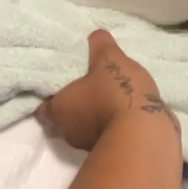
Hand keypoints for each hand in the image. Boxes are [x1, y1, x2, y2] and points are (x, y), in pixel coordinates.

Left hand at [37, 31, 177, 150]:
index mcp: (60, 109)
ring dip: (91, 122)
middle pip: (61, 123)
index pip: (42, 110)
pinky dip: (109, 130)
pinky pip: (104, 138)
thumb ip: (101, 46)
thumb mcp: (109, 59)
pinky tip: (121, 117)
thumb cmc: (115, 93)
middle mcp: (68, 131)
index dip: (48, 101)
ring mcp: (88, 146)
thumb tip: (96, 35)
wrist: (144, 132)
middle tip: (82, 95)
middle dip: (70, 112)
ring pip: (83, 132)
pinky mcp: (110, 153)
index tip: (58, 91)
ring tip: (104, 104)